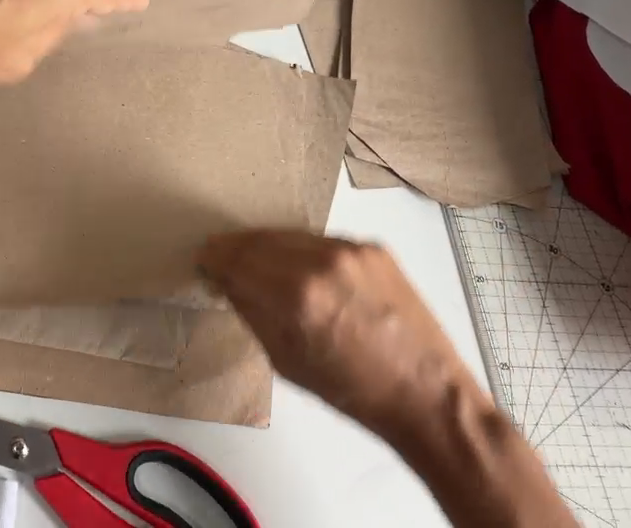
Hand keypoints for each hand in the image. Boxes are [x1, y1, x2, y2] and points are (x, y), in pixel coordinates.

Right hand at [199, 231, 467, 436]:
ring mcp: (351, 250)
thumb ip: (252, 312)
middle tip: (218, 254)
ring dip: (266, 244)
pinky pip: (321, 241)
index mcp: (297, 296)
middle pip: (260, 240)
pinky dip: (302, 250)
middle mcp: (323, 262)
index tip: (203, 258)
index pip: (238, 260)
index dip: (215, 258)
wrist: (427, 395)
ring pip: (290, 235)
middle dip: (235, 247)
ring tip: (253, 258)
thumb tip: (226, 282)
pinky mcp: (374, 248)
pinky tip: (297, 266)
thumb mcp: (286, 361)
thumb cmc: (354, 391)